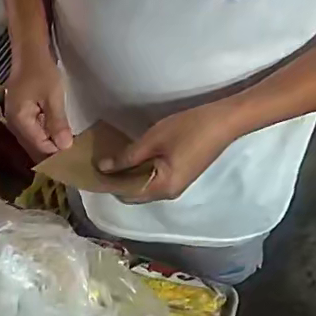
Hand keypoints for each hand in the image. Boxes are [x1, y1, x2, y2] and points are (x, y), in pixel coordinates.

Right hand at [4, 59, 72, 156]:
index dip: (57, 150)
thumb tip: (65, 146)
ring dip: (49, 141)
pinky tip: (58, 131)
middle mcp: (13, 124)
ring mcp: (15, 120)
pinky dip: (45, 133)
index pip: (40, 146)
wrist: (29, 53)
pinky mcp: (20, 115)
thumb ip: (57, 123)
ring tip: (67, 141)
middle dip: (53, 149)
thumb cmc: (41, 72)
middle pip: (34, 146)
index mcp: (20, 121)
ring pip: (34, 140)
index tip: (75, 150)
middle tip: (73, 148)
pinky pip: (33, 131)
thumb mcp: (53, 97)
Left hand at [98, 101, 243, 202]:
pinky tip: (134, 154)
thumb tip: (102, 168)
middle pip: (134, 193)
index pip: (125, 194)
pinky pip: (154, 179)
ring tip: (113, 155)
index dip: (107, 182)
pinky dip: (141, 170)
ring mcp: (177, 186)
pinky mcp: (181, 176)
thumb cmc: (188, 129)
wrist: (224, 121)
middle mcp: (168, 194)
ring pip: (144, 185)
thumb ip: (126, 157)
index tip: (91, 166)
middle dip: (116, 179)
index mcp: (161, 189)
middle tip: (100, 158)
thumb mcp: (153, 140)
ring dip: (129, 173)